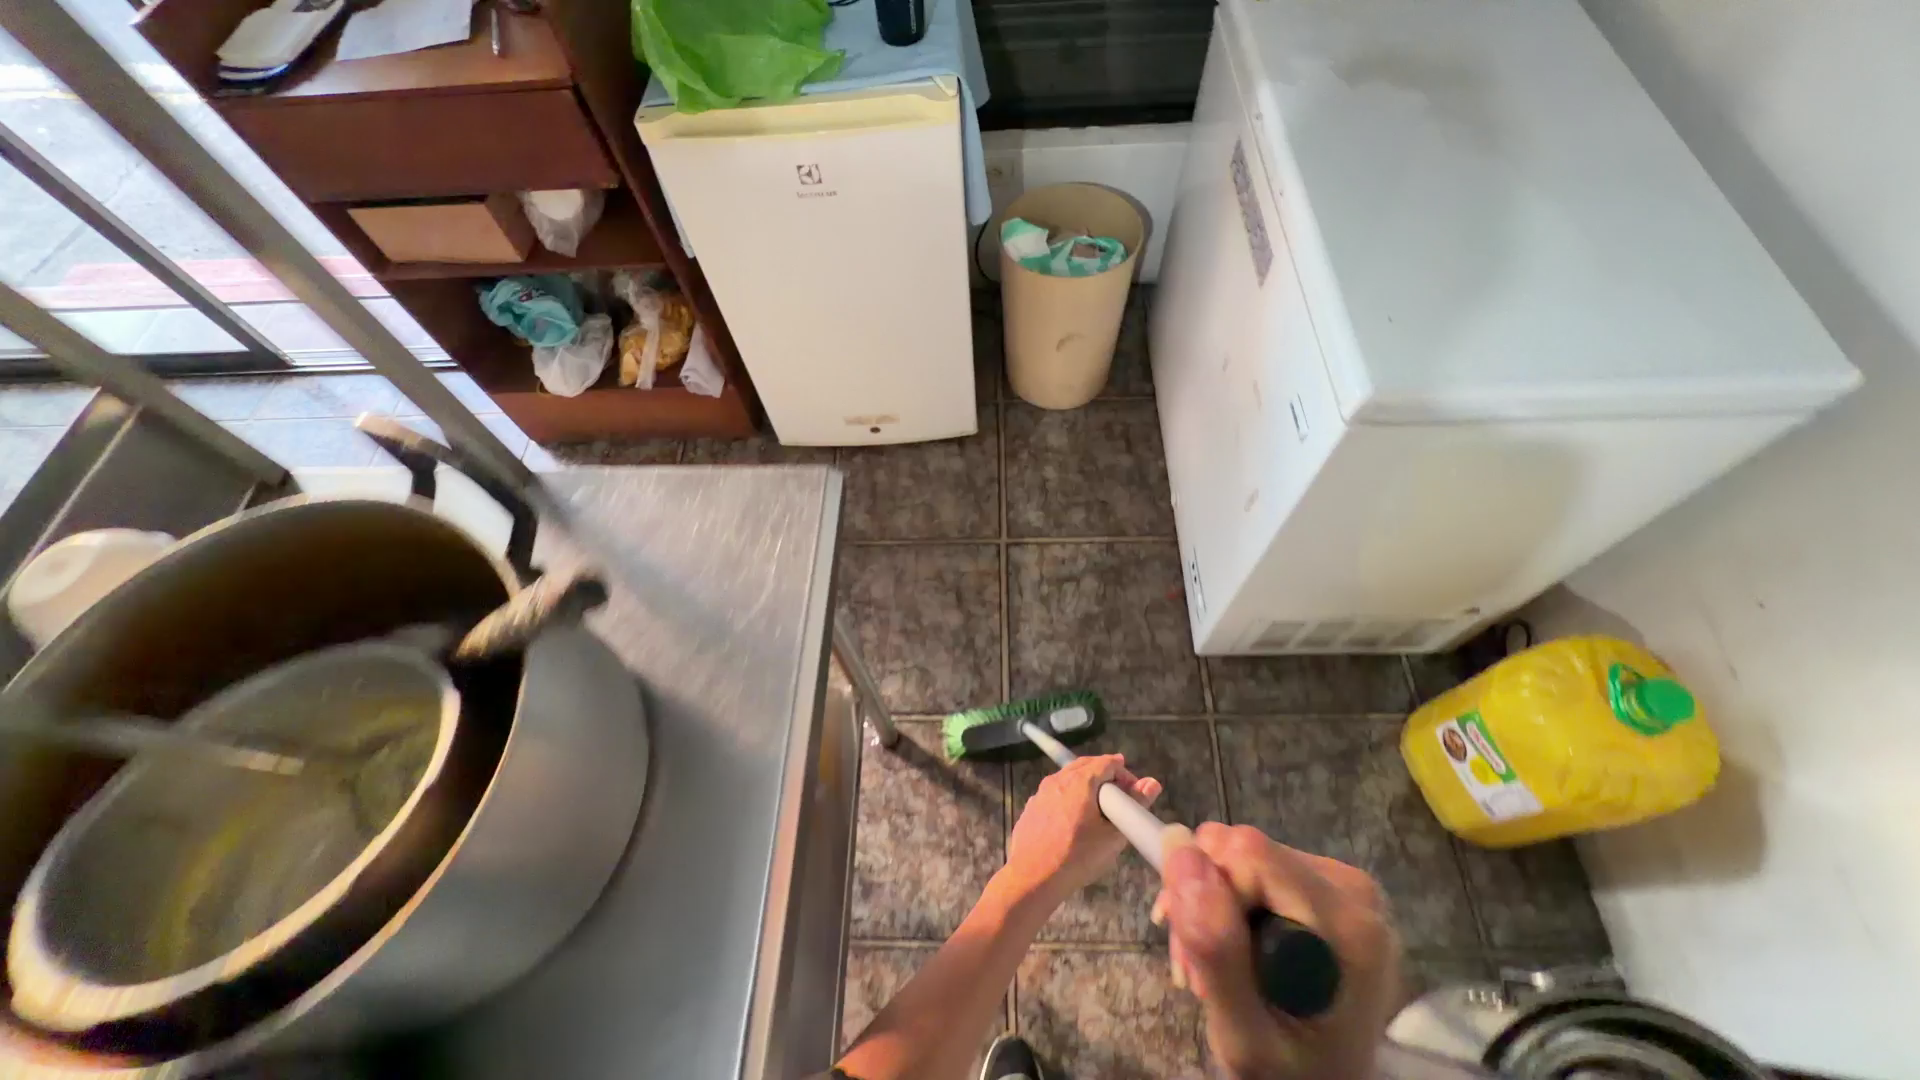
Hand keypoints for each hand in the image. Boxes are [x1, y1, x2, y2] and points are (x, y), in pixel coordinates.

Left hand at [1005, 754, 1161, 900]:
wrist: (1033, 877)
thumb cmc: (1078, 856)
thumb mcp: (1113, 835)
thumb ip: (1134, 805)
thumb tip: (1153, 782)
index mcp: (1080, 781)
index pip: (1107, 763)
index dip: (1124, 773)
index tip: (1134, 792)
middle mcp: (1058, 779)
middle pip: (1086, 766)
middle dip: (1106, 776)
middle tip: (1120, 799)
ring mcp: (1041, 792)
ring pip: (1068, 778)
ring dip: (1086, 786)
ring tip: (1098, 811)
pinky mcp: (1031, 807)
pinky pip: (1055, 794)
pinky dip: (1069, 798)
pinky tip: (1073, 822)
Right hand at [1155, 824, 1399, 1079]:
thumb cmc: (1291, 1073)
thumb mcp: (1244, 1037)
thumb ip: (1214, 948)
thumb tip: (1180, 850)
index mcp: (1346, 924)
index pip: (1246, 852)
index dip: (1204, 890)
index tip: (1193, 953)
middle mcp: (1353, 890)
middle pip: (1242, 848)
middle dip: (1201, 898)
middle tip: (1195, 966)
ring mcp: (1343, 884)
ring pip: (1240, 852)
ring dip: (1209, 904)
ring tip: (1212, 967)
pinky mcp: (1327, 884)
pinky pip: (1253, 864)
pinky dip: (1228, 901)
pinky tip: (1232, 948)